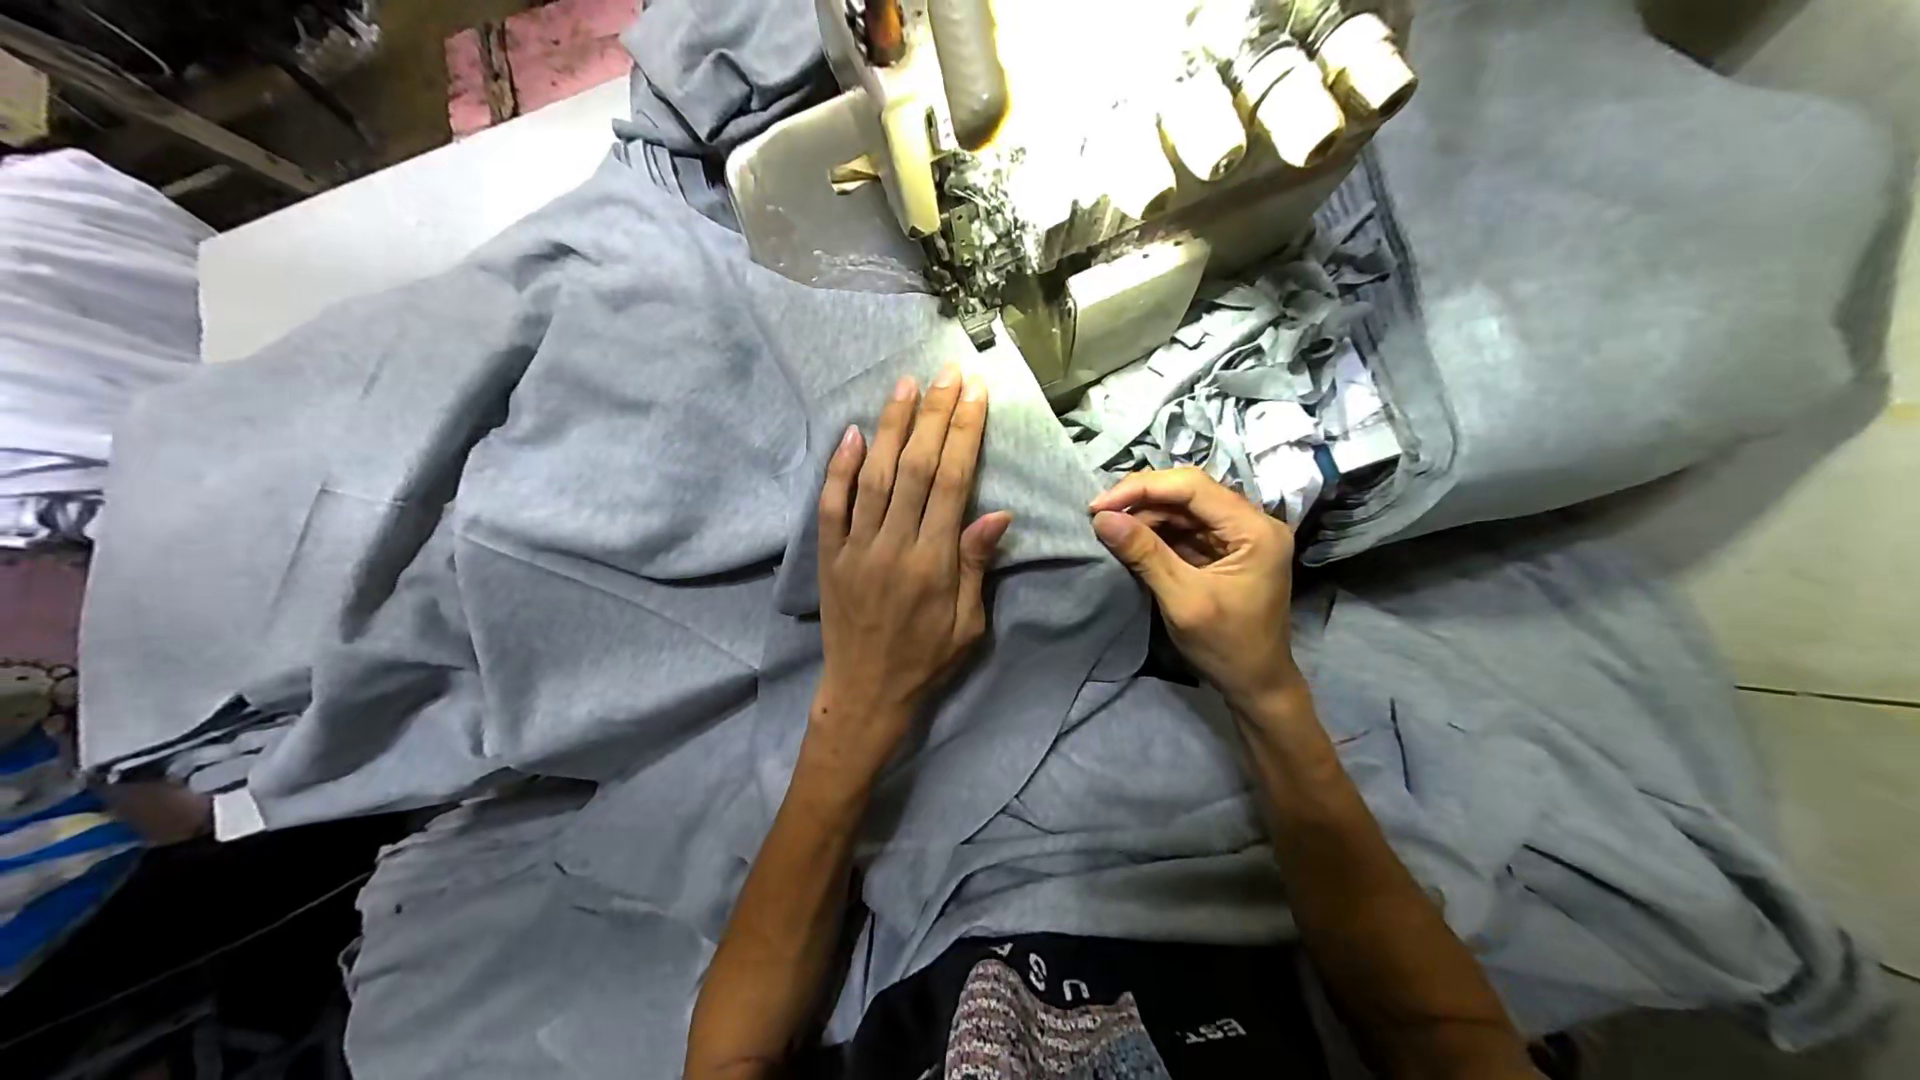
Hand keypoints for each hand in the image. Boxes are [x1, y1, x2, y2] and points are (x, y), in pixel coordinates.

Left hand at [811, 364, 1012, 777]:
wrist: (865, 693)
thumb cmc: (927, 661)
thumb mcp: (969, 624)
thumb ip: (976, 565)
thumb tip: (997, 513)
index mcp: (933, 562)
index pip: (952, 482)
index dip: (965, 434)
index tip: (976, 395)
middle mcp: (893, 546)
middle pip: (915, 467)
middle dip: (935, 416)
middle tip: (948, 374)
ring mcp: (855, 548)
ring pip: (873, 476)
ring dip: (891, 428)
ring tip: (906, 387)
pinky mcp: (828, 556)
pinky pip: (830, 505)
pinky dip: (838, 468)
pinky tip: (851, 433)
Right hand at [1089, 467, 1302, 710]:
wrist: (1256, 683)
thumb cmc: (1227, 646)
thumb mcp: (1183, 600)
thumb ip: (1144, 555)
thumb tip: (1102, 519)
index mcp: (1254, 529)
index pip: (1193, 487)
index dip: (1143, 488)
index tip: (1100, 505)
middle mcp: (1252, 522)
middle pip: (1188, 492)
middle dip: (1141, 499)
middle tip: (1099, 514)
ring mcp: (1238, 534)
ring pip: (1184, 507)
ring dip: (1145, 515)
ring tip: (1109, 527)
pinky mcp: (1224, 548)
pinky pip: (1186, 526)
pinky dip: (1155, 530)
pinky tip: (1130, 537)